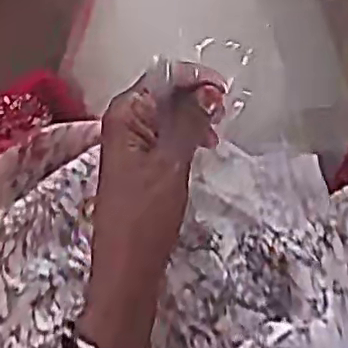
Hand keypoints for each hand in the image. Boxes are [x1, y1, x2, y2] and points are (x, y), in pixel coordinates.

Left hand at [81, 64, 224, 347]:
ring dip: (193, 113)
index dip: (195, 76)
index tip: (224, 88)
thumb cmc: (145, 216)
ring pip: (166, 110)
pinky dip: (185, 131)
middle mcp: (123, 118)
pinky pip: (164, 130)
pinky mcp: (138, 158)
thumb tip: (209, 90)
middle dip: (195, 93)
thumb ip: (191, 120)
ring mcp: (129, 139)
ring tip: (217, 126)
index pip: (163, 75)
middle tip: (224, 107)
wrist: (125, 273)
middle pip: (164, 89)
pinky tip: (204, 142)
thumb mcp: (173, 161)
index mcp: (125, 111)